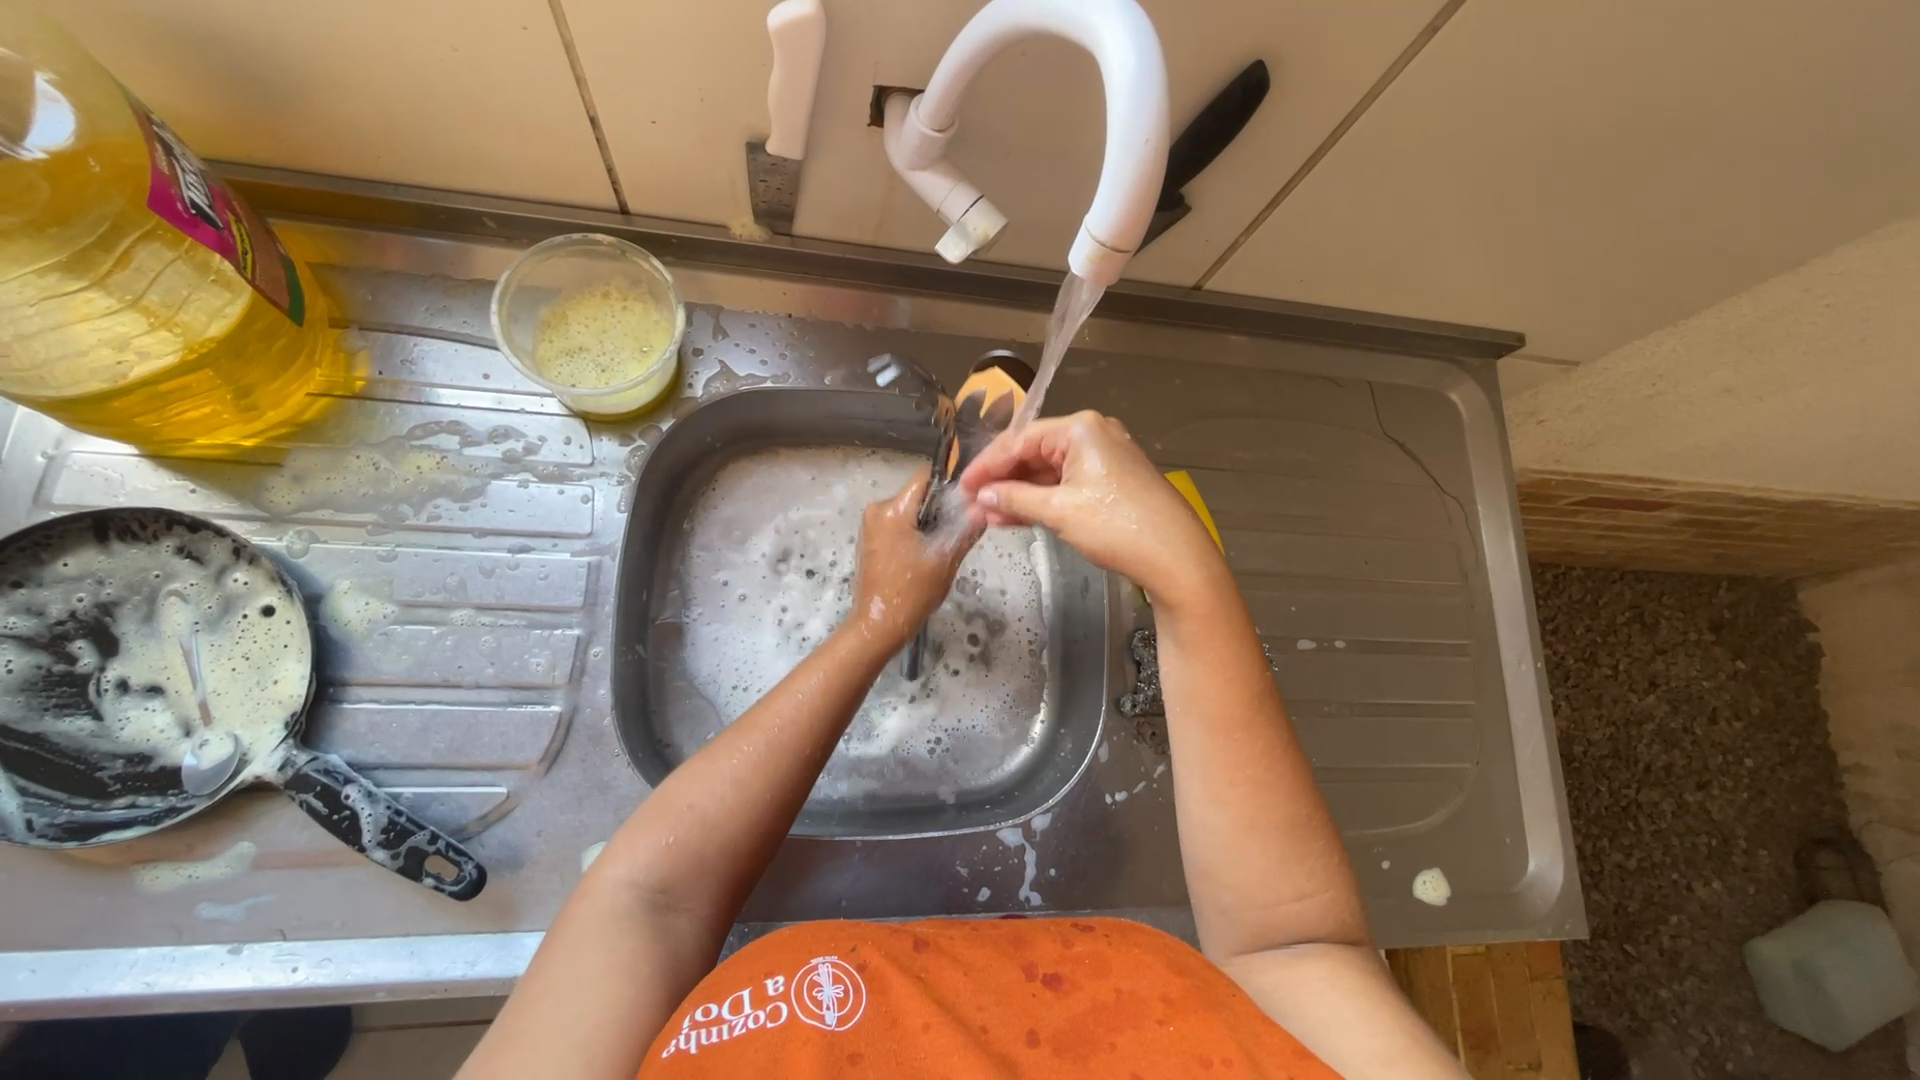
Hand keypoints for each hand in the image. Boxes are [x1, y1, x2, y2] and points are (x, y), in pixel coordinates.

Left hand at [847, 474, 973, 650]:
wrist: (878, 625)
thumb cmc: (912, 592)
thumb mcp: (945, 559)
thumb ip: (965, 529)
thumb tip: (982, 507)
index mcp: (893, 509)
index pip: (926, 477)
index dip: (949, 486)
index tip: (967, 502)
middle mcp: (877, 510)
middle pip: (918, 495)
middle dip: (939, 510)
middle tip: (958, 531)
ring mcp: (870, 526)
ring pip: (909, 512)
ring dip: (927, 524)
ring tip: (943, 547)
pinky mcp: (871, 541)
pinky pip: (898, 526)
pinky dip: (914, 535)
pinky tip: (925, 556)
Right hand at [958, 411, 1225, 599]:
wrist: (1177, 557)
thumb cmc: (1117, 527)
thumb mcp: (1059, 512)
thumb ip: (1014, 500)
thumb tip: (980, 497)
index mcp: (1080, 428)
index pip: (1019, 440)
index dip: (987, 466)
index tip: (961, 489)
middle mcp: (1093, 434)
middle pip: (1033, 452)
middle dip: (1001, 481)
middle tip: (971, 506)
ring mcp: (1104, 458)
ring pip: (1048, 472)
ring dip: (1018, 495)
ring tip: (987, 519)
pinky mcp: (1111, 482)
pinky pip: (1065, 485)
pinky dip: (1041, 501)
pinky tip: (1015, 519)